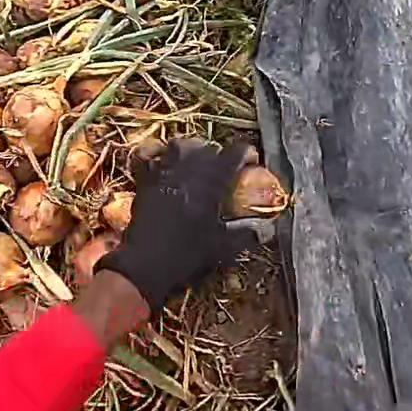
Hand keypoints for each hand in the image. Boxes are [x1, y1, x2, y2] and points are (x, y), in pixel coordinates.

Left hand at [96, 139, 258, 309]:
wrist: (145, 263)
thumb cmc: (186, 255)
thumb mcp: (222, 248)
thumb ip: (246, 234)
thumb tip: (266, 229)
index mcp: (210, 183)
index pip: (232, 155)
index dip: (245, 153)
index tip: (251, 158)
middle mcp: (186, 171)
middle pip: (206, 147)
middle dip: (220, 152)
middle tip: (226, 165)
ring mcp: (163, 174)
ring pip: (179, 146)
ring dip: (191, 149)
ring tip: (197, 161)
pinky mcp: (145, 182)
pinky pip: (155, 159)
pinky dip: (164, 159)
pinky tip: (169, 171)